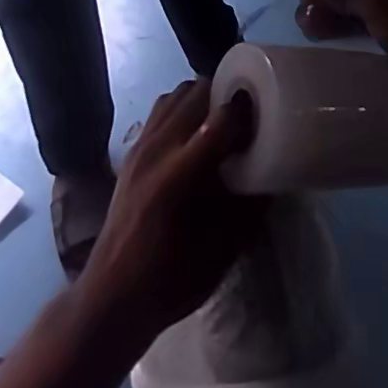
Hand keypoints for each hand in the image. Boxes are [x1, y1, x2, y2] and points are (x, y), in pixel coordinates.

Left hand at [75, 81, 265, 339]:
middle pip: (198, 92)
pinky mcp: (133, 150)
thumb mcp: (224, 249)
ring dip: (204, 98)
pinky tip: (195, 132)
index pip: (220, 119)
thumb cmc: (172, 280)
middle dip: (227, 96)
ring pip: (178, 93)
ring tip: (222, 121)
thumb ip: (251, 203)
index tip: (269, 110)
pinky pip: (162, 108)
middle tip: (247, 116)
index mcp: (179, 176)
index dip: (249, 109)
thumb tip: (274, 168)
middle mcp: (157, 149)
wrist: (112, 296)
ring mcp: (141, 146)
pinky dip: (183, 107)